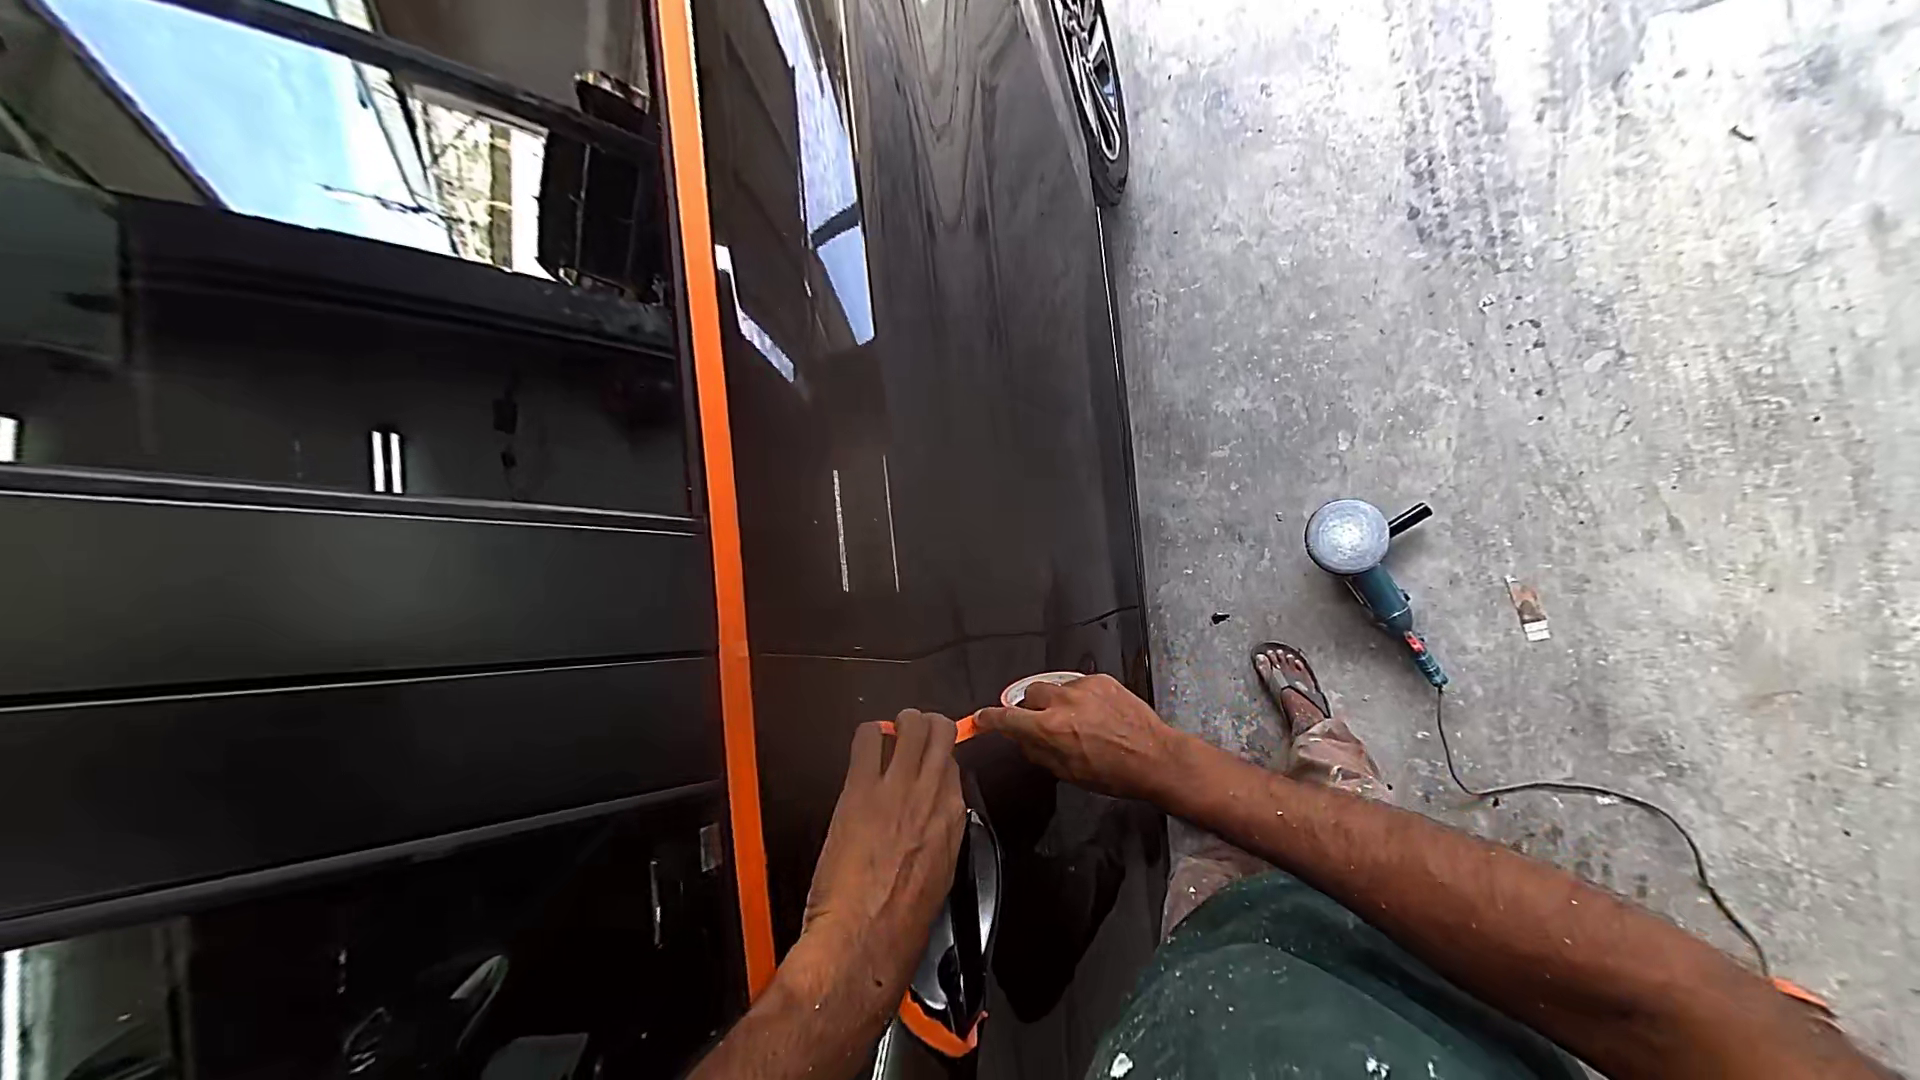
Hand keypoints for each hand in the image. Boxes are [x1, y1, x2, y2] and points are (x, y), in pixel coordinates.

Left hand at [793, 710, 965, 1014]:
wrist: (863, 940)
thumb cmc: (900, 921)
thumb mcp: (939, 875)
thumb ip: (939, 836)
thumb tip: (928, 818)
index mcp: (953, 818)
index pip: (953, 765)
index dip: (937, 758)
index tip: (926, 760)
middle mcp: (932, 795)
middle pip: (940, 732)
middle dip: (927, 725)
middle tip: (912, 731)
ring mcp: (898, 787)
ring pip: (911, 724)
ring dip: (901, 722)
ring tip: (890, 733)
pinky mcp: (862, 788)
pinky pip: (869, 737)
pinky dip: (869, 733)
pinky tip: (865, 746)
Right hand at [974, 674, 1184, 800]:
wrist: (1154, 757)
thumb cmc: (1114, 773)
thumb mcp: (1068, 772)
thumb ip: (1038, 753)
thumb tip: (1022, 741)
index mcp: (1050, 729)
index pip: (1007, 718)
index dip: (990, 718)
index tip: (982, 718)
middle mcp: (1062, 703)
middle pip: (1028, 694)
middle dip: (1030, 708)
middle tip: (1042, 722)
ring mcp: (1082, 688)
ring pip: (1053, 688)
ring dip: (1056, 701)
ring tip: (1074, 719)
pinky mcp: (1100, 679)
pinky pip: (1078, 684)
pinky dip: (1080, 697)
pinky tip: (1095, 713)